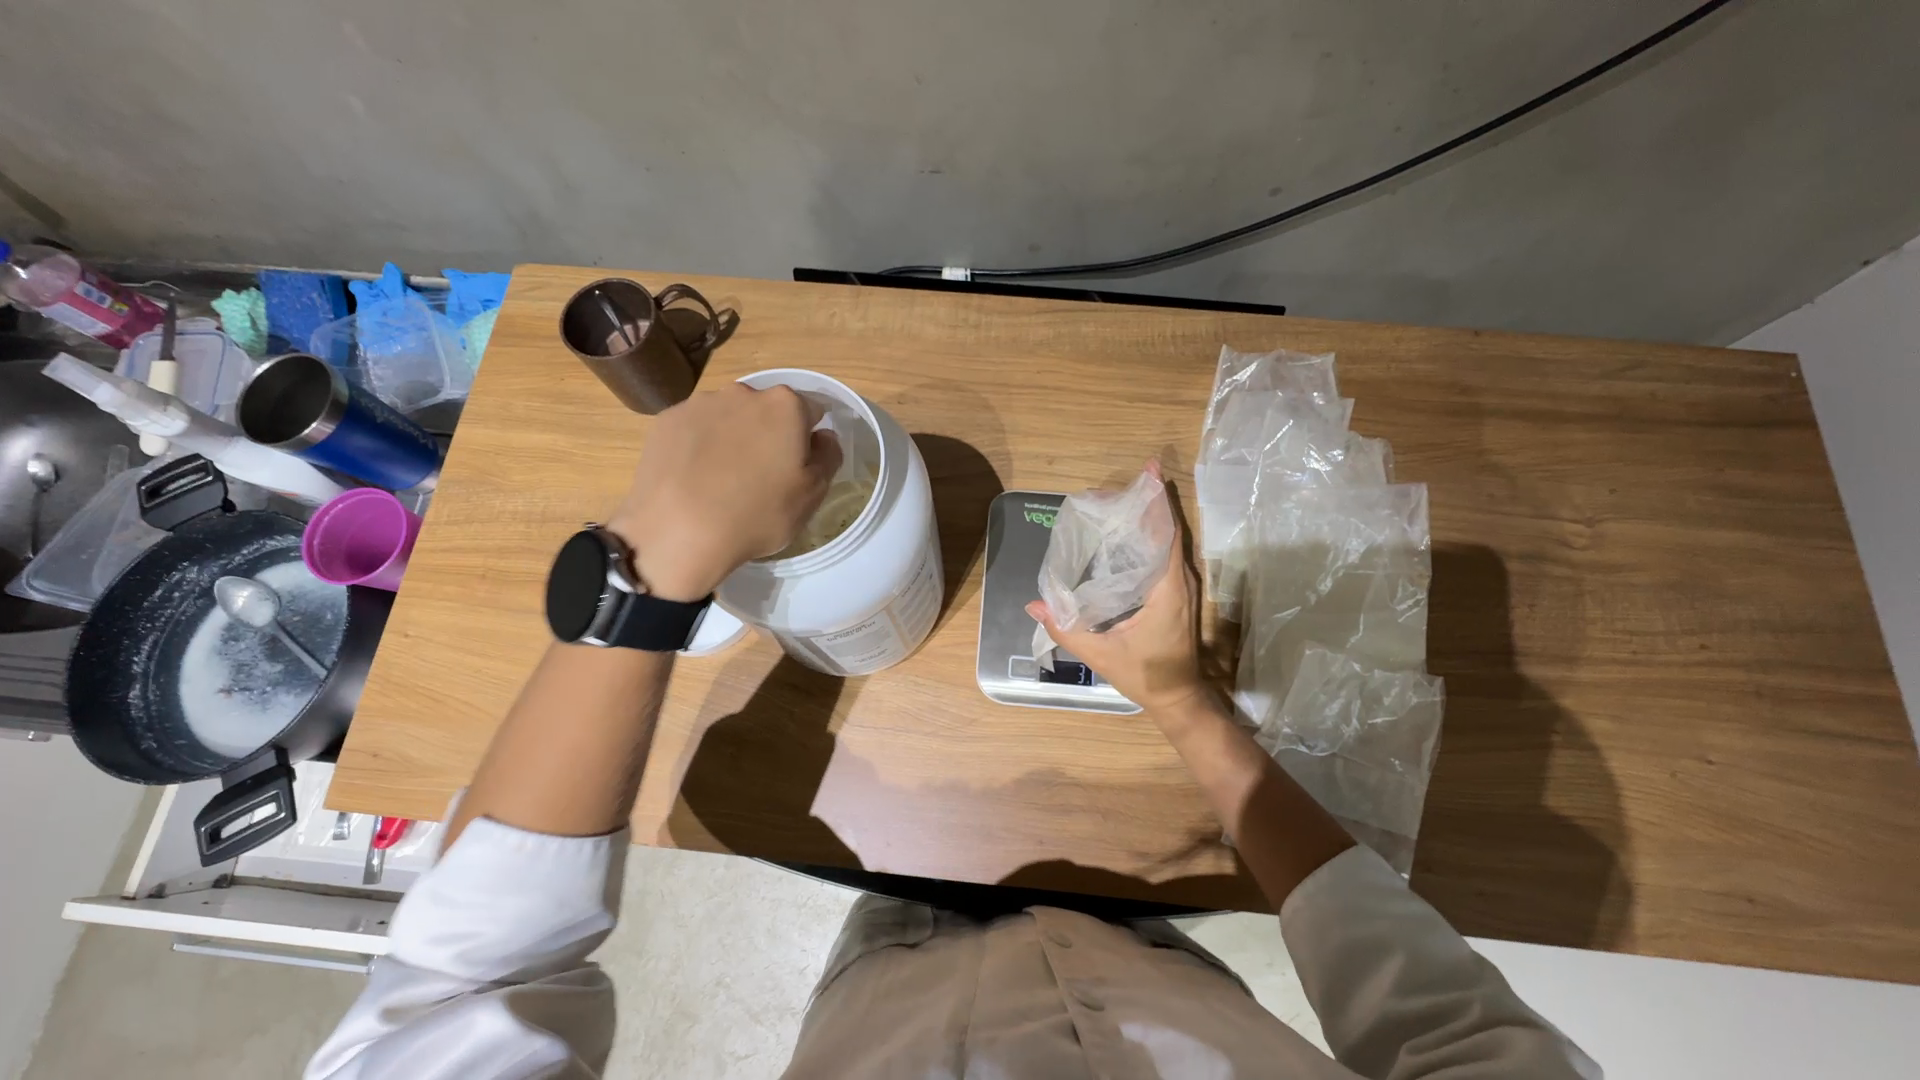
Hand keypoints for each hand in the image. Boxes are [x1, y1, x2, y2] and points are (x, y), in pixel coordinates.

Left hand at [607, 382, 842, 600]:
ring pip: (728, 418)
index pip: (811, 411)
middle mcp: (742, 393)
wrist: (678, 532)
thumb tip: (822, 436)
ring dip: (733, 439)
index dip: (808, 440)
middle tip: (762, 477)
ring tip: (722, 481)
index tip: (798, 467)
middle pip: (767, 411)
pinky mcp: (667, 421)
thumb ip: (828, 456)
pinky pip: (695, 430)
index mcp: (785, 405)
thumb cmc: (757, 513)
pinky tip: (694, 479)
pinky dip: (699, 447)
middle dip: (769, 435)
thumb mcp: (812, 494)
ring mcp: (699, 404)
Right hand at [1026, 466, 1209, 716]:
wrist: (1178, 697)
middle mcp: (1180, 581)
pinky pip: (1168, 554)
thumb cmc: (1146, 674)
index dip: (1157, 502)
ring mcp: (1182, 587)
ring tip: (1123, 500)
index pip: (1167, 533)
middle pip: (1169, 529)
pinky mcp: (1178, 594)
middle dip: (1148, 503)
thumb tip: (1035, 605)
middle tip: (1119, 486)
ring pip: (1171, 540)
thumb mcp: (1101, 654)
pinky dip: (1154, 536)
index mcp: (1167, 589)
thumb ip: (1067, 629)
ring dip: (1152, 518)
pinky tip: (1131, 533)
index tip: (1147, 473)